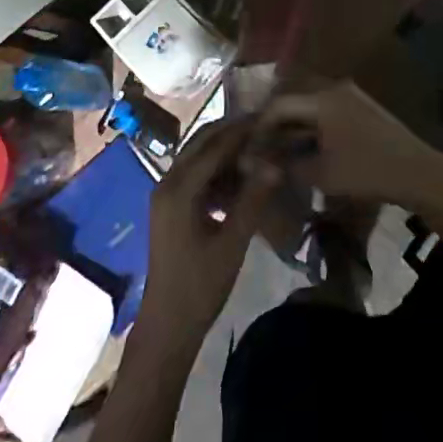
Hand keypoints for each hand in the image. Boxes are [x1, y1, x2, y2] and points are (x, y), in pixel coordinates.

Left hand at [140, 117, 279, 338]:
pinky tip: (241, 177)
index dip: (242, 130)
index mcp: (179, 190)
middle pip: (201, 144)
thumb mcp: (232, 242)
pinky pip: (195, 175)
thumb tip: (276, 162)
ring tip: (259, 147)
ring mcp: (165, 195)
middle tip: (265, 125)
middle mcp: (167, 183)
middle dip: (231, 132)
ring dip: (224, 150)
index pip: (215, 147)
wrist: (168, 325)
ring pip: (198, 158)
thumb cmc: (200, 286)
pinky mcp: (170, 207)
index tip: (269, 116)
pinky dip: (217, 169)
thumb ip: (253, 199)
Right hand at [259, 83, 442, 209]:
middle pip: (294, 99)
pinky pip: (327, 109)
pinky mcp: (362, 106)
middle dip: (276, 123)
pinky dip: (313, 125)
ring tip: (282, 148)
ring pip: (311, 105)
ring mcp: (351, 95)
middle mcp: (335, 88)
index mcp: (323, 99)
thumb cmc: (366, 172)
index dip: (260, 126)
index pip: (279, 104)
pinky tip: (308, 145)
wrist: (418, 172)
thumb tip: (261, 165)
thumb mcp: (321, 174)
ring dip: (295, 124)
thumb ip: (287, 166)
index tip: (251, 148)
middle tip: (263, 146)